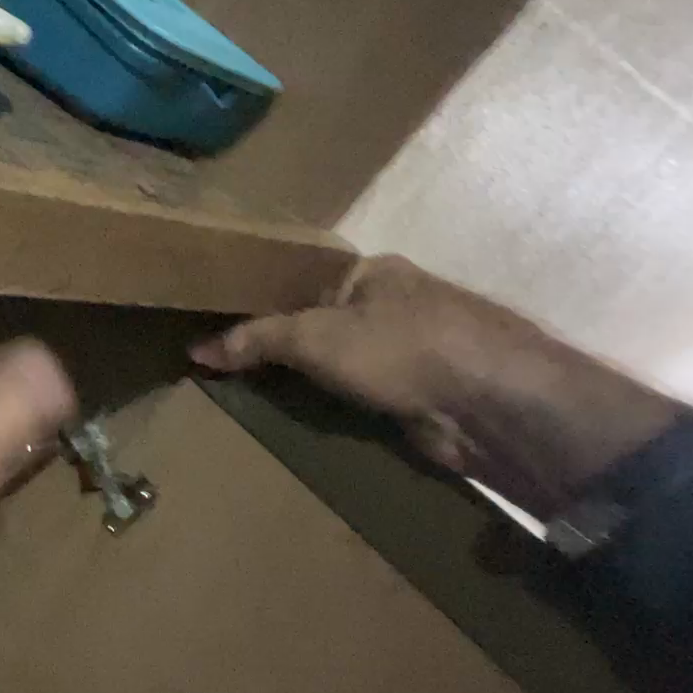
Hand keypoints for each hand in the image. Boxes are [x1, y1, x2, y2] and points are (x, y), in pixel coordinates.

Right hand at [190, 255, 682, 516]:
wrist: (497, 407)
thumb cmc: (402, 349)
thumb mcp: (312, 336)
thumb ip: (253, 340)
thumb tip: (195, 350)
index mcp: (373, 273)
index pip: (301, 282)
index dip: (259, 304)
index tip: (218, 329)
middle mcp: (393, 305)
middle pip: (317, 325)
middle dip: (277, 348)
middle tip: (226, 368)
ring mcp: (411, 350)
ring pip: (337, 364)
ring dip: (304, 383)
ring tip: (249, 397)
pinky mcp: (419, 393)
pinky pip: (358, 396)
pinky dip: (331, 407)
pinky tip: (298, 419)